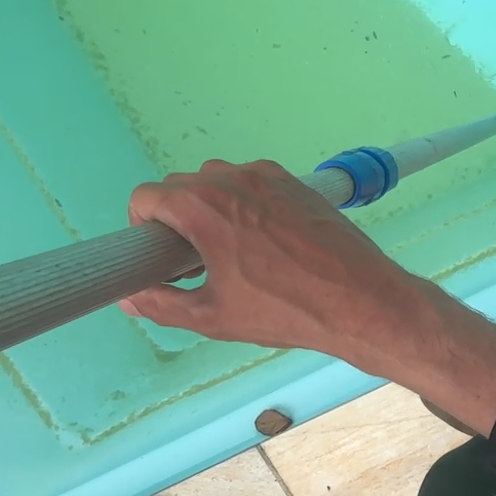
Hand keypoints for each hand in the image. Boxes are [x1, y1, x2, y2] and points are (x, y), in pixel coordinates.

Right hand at [120, 160, 495, 433]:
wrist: (363, 300)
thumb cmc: (289, 309)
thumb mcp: (214, 316)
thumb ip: (163, 304)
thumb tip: (132, 298)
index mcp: (205, 205)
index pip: (147, 197)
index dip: (144, 228)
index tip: (159, 256)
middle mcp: (238, 179)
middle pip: (185, 187)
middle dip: (179, 220)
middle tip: (195, 260)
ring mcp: (274, 179)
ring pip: (224, 182)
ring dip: (216, 209)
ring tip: (232, 252)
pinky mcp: (303, 187)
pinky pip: (260, 185)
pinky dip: (251, 204)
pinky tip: (267, 242)